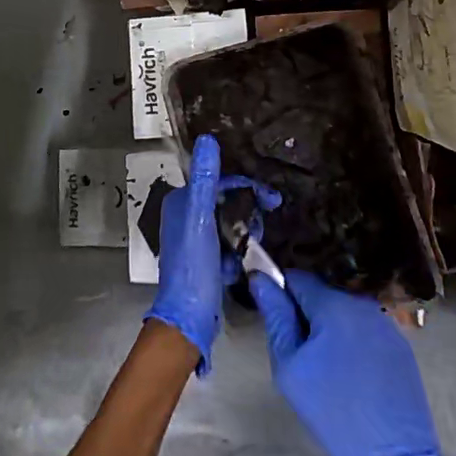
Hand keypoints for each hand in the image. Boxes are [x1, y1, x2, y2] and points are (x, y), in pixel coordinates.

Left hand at [145, 135, 278, 373]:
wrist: (189, 316)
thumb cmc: (194, 265)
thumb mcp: (201, 218)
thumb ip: (205, 179)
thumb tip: (208, 139)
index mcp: (182, 202)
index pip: (218, 181)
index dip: (246, 187)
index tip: (273, 199)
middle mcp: (185, 216)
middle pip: (226, 202)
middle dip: (248, 212)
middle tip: (265, 224)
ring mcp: (195, 240)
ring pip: (230, 225)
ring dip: (245, 233)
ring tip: (253, 247)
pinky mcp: (205, 261)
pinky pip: (229, 248)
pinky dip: (238, 254)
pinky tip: (241, 266)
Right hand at [250, 270, 455, 455]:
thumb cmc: (332, 410)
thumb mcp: (289, 365)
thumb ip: (275, 316)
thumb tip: (258, 278)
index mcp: (334, 304)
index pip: (296, 277)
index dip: (280, 293)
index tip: (275, 320)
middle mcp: (363, 305)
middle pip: (321, 294)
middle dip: (306, 314)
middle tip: (300, 352)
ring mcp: (386, 326)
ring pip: (343, 313)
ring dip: (330, 328)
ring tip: (326, 367)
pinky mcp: (402, 348)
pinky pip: (365, 330)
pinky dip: (353, 342)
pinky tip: (352, 375)